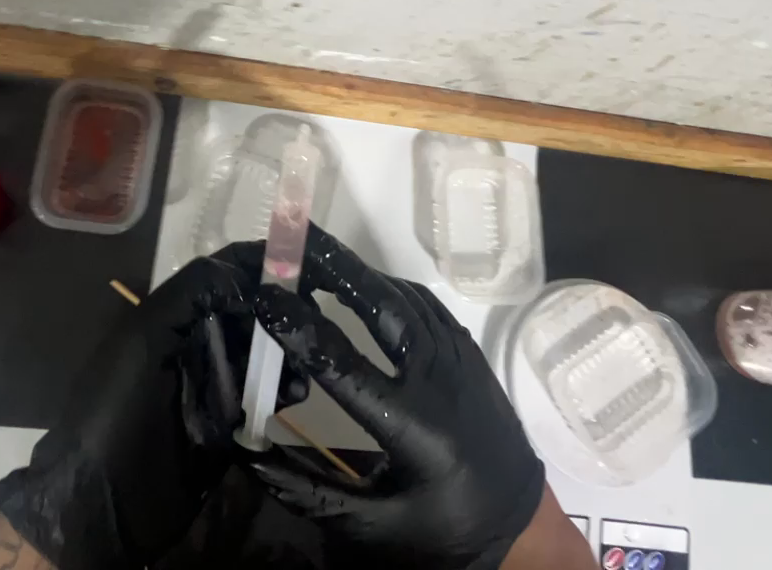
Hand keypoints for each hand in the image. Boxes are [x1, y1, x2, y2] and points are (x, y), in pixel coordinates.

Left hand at [0, 243, 301, 569]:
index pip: (226, 271)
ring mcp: (214, 380)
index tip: (303, 265)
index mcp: (175, 314)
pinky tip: (293, 395)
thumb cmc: (118, 412)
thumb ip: (192, 294)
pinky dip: (285, 386)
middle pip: (253, 306)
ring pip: (266, 347)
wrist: (105, 507)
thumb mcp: (145, 340)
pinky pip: (267, 390)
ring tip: (301, 370)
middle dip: (284, 310)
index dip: (262, 262)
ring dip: (290, 351)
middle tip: (309, 324)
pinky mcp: (230, 418)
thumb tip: (247, 277)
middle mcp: (197, 338)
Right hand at [248, 226, 545, 569]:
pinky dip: (388, 286)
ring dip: (359, 273)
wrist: (521, 525)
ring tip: (318, 256)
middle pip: (381, 306)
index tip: (266, 296)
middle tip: (296, 241)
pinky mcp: (467, 349)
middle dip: (336, 268)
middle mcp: (436, 378)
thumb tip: (250, 453)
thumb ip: (309, 490)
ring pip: (403, 297)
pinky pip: (424, 303)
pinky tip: (363, 283)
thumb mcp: (374, 526)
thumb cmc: (443, 529)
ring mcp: (458, 356)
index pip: (342, 364)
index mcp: (410, 426)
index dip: (300, 327)